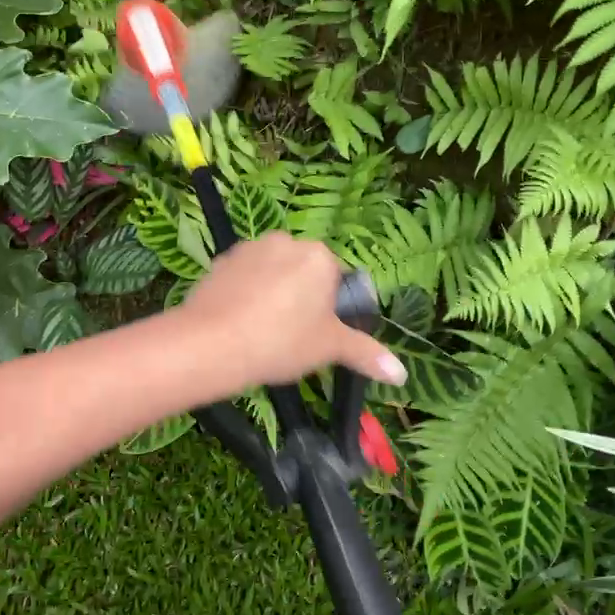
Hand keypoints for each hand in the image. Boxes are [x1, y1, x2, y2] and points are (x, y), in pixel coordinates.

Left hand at [177, 232, 406, 389]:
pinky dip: (246, 295)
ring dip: (273, 294)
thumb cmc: (282, 340)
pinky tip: (241, 323)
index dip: (331, 308)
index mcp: (318, 255)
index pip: (336, 277)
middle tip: (294, 337)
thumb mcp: (330, 348)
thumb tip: (401, 374)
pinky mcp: (220, 261)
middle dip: (302, 299)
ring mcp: (249, 248)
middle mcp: (284, 241)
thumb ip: (366, 354)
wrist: (212, 342)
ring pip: (271, 273)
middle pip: (302, 272)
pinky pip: (243, 278)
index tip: (319, 334)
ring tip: (265, 333)